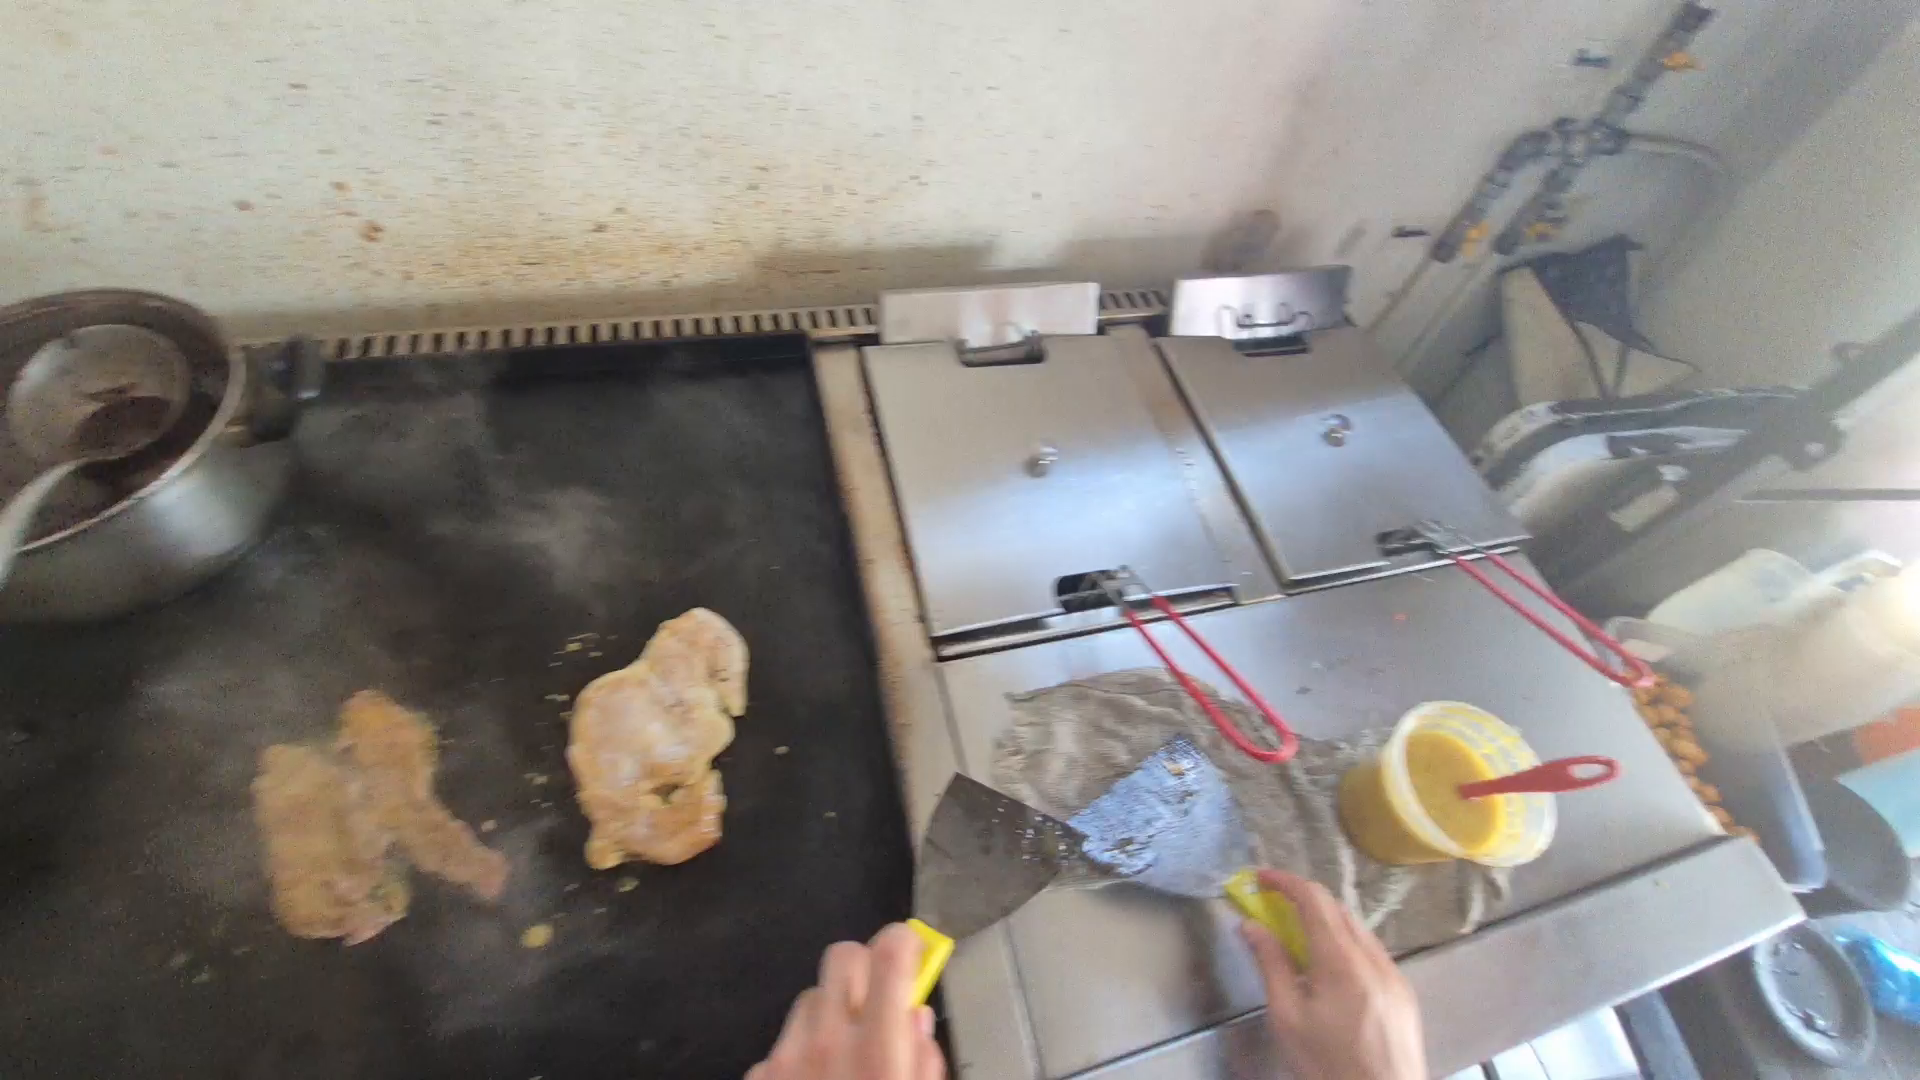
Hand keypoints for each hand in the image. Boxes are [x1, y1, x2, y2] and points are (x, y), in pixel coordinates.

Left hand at [748, 923, 946, 1079]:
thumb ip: (922, 1059)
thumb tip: (914, 1016)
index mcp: (877, 1049)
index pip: (890, 953)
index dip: (905, 940)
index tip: (914, 950)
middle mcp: (827, 1042)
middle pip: (842, 956)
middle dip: (863, 968)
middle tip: (876, 1001)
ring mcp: (784, 1059)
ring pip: (809, 998)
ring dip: (829, 1014)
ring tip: (840, 1054)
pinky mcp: (757, 1077)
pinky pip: (782, 1042)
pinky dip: (799, 1053)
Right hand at [1239, 869, 1425, 1079]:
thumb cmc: (1328, 1068)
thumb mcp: (1288, 1018)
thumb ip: (1270, 964)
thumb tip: (1251, 925)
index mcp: (1342, 962)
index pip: (1313, 899)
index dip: (1284, 881)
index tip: (1259, 879)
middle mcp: (1374, 959)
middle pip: (1336, 908)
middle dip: (1303, 898)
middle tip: (1272, 906)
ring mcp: (1395, 977)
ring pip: (1356, 927)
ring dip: (1325, 919)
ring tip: (1297, 935)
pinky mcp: (1405, 995)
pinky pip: (1372, 951)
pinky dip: (1345, 942)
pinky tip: (1329, 967)